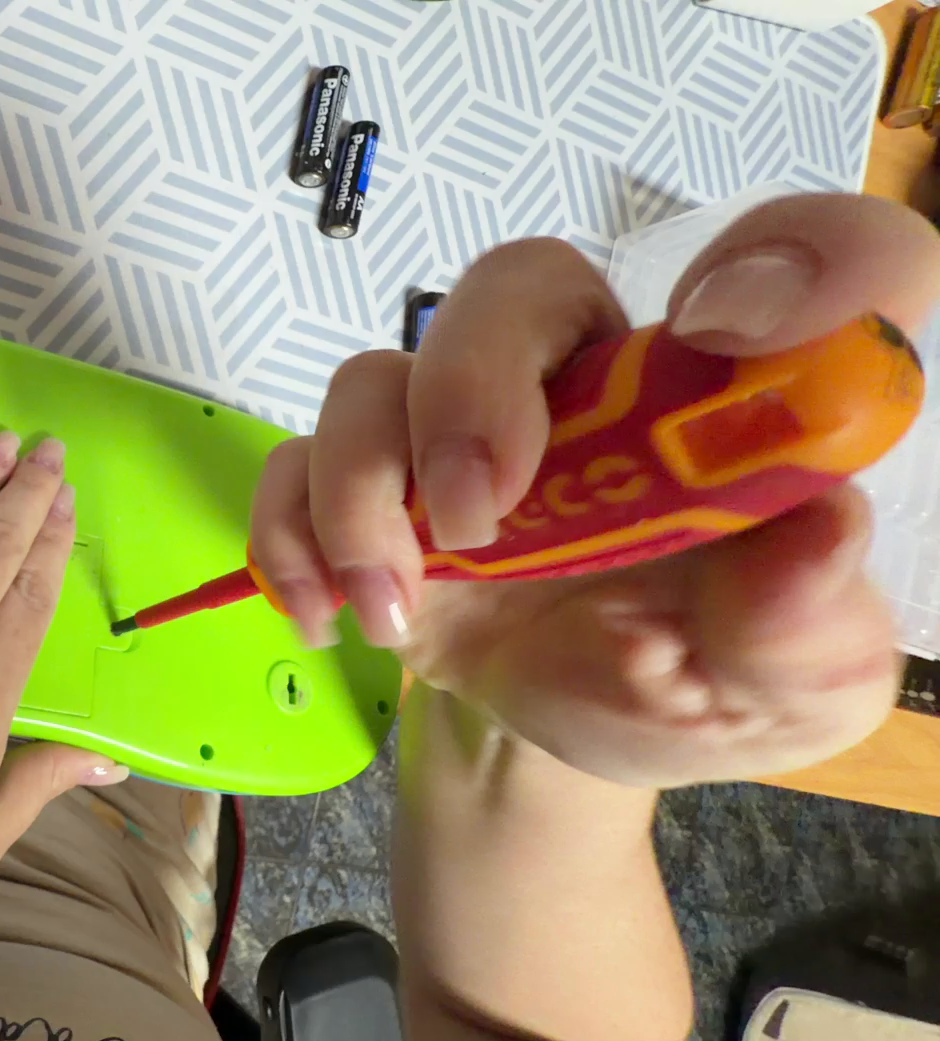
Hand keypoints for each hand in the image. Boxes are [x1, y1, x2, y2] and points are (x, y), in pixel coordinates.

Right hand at [252, 194, 939, 786]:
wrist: (546, 725)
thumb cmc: (671, 688)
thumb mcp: (772, 693)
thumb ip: (799, 626)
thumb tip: (810, 527)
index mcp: (700, 411)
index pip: (790, 262)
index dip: (786, 261)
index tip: (733, 335)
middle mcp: (566, 392)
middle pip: (503, 294)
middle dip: (463, 398)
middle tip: (468, 526)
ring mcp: (439, 435)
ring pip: (365, 385)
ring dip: (356, 501)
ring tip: (387, 613)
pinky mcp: (355, 487)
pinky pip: (287, 467)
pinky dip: (285, 538)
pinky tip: (322, 612)